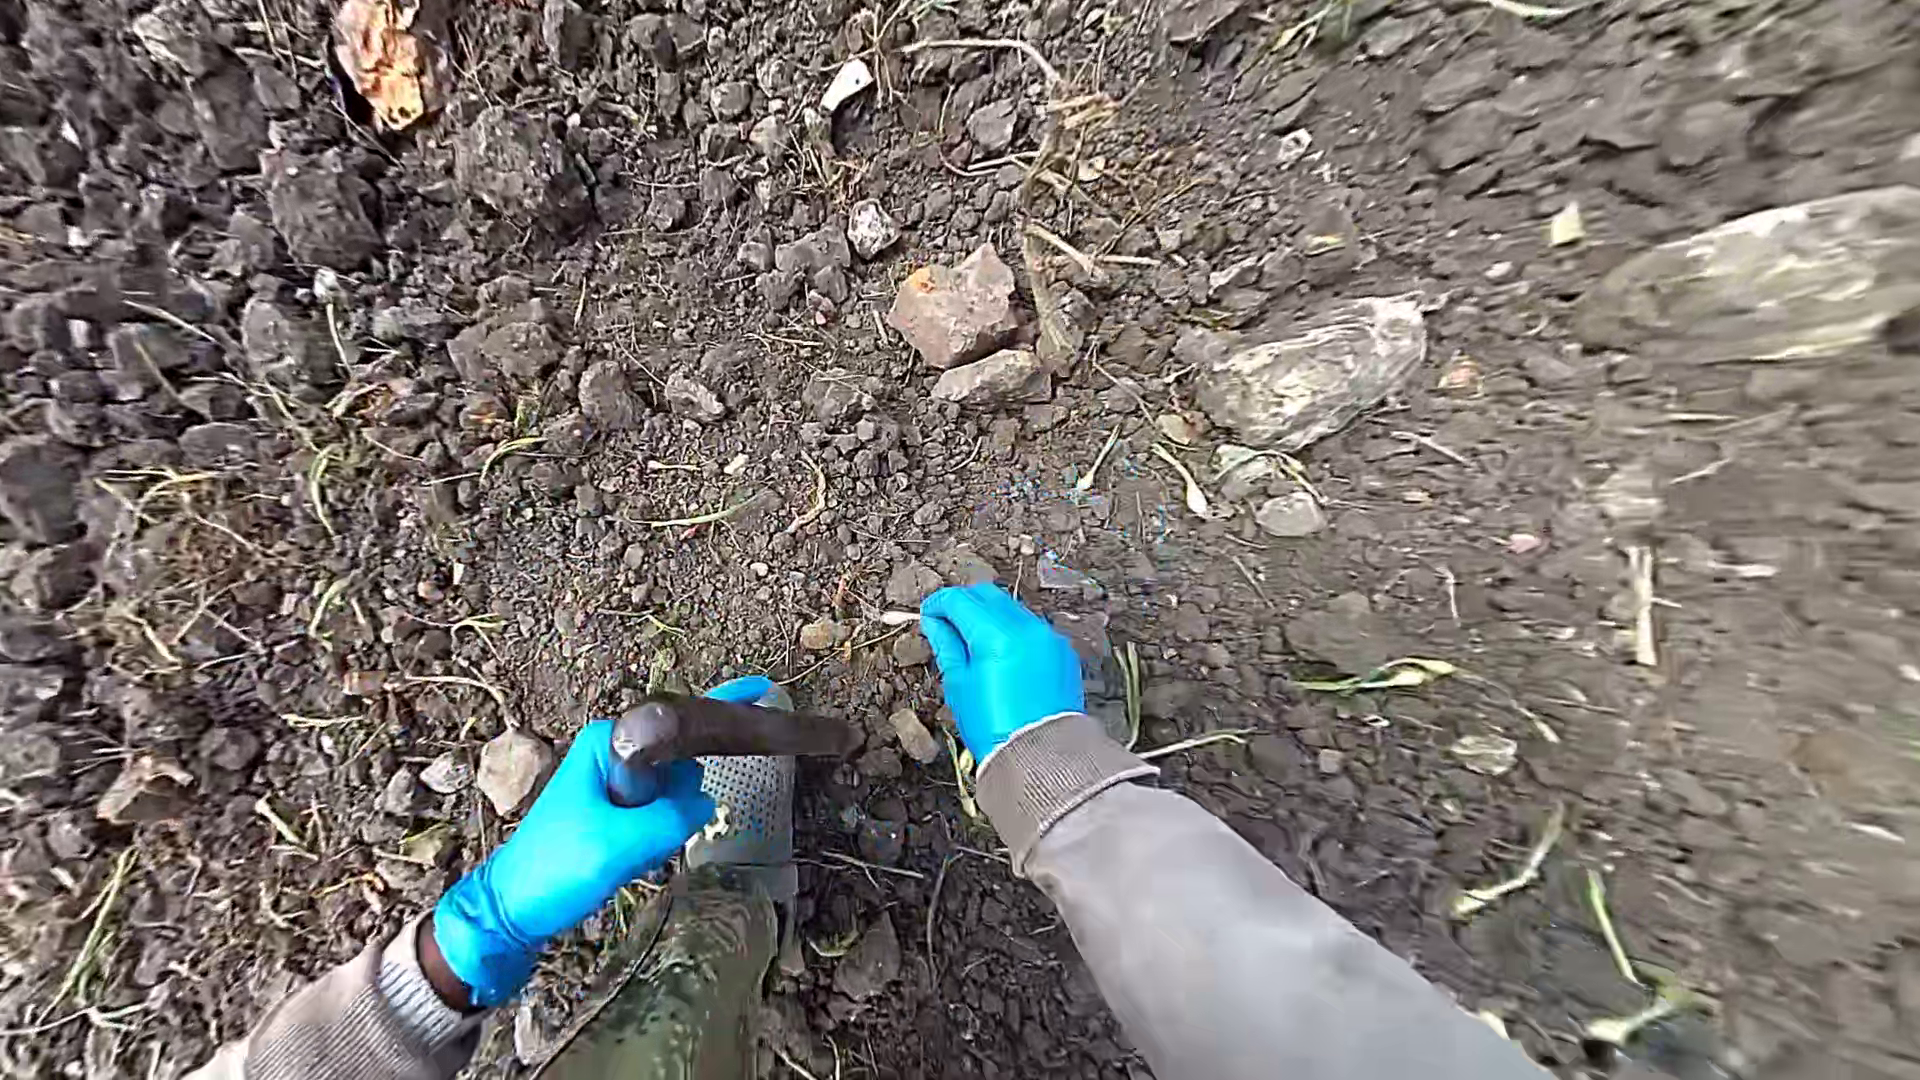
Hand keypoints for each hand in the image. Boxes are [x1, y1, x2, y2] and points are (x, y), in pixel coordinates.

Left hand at [433, 713, 721, 1005]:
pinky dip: (666, 824)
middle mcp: (617, 747)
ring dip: (673, 813)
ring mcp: (618, 776)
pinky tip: (647, 850)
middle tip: (658, 829)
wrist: (507, 916)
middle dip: (683, 790)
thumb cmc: (557, 868)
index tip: (763, 691)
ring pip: (676, 782)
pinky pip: (662, 803)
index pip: (680, 716)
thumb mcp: (622, 842)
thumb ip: (676, 816)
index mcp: (611, 739)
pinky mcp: (620, 803)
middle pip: (683, 754)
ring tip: (641, 848)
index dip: (722, 709)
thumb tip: (705, 804)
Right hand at [919, 584, 1084, 761]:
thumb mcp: (958, 684)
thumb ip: (947, 644)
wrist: (1041, 756)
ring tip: (975, 642)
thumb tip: (935, 621)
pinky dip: (1012, 630)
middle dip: (964, 603)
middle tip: (949, 623)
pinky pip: (1031, 626)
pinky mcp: (1061, 648)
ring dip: (989, 615)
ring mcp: (1047, 636)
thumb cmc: (994, 727)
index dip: (939, 603)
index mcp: (996, 636)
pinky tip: (1002, 654)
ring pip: (1011, 607)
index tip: (929, 613)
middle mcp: (1025, 628)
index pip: (960, 600)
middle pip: (987, 595)